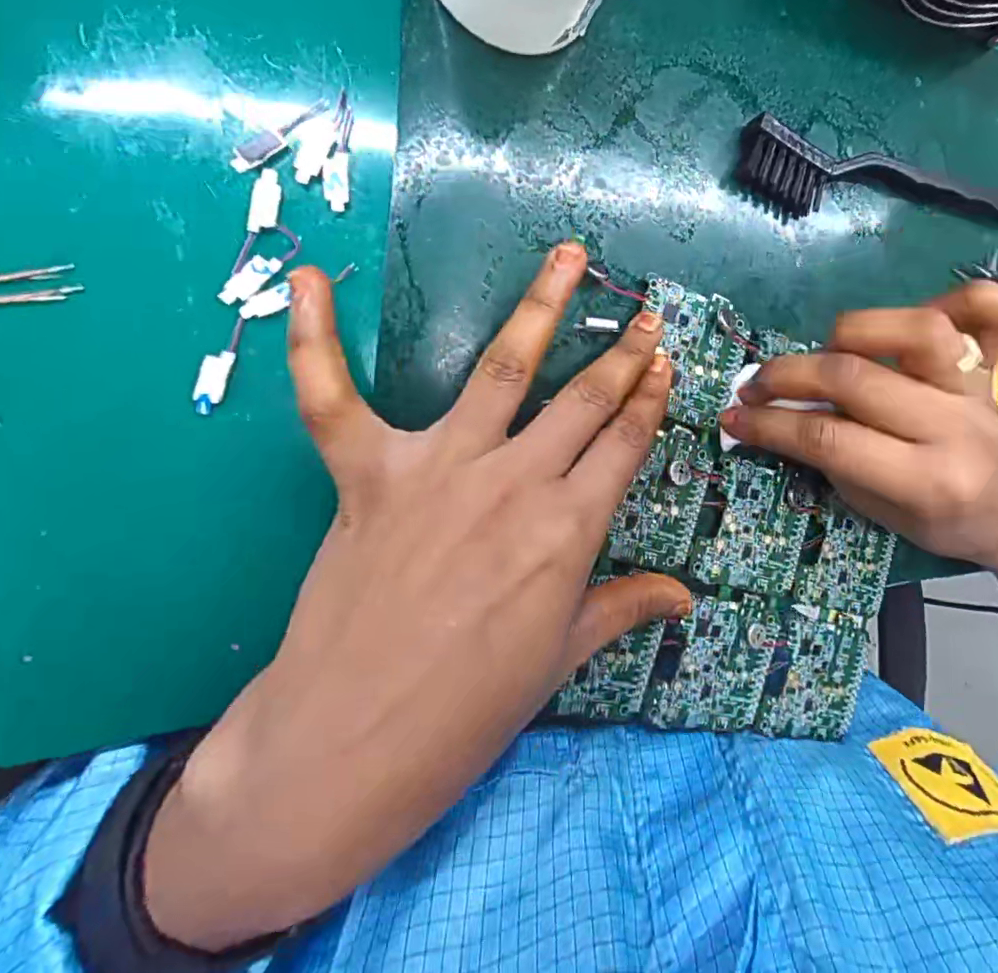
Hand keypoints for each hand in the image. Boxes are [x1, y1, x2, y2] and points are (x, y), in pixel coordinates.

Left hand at [145, 242, 690, 948]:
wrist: (354, 741)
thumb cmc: (470, 710)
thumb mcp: (559, 659)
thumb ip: (621, 608)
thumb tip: (684, 595)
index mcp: (569, 531)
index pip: (624, 445)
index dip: (650, 401)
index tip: (666, 364)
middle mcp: (514, 484)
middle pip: (583, 401)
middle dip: (622, 354)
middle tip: (646, 314)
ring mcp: (439, 469)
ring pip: (503, 370)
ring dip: (541, 307)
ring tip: (567, 256)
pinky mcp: (367, 474)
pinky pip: (333, 397)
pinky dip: (316, 340)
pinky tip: (313, 282)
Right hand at [720, 281, 997, 568]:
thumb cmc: (936, 522)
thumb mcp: (872, 507)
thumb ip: (828, 457)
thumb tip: (774, 413)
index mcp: (924, 480)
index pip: (830, 439)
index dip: (770, 424)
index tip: (733, 417)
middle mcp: (951, 427)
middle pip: (855, 378)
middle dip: (787, 376)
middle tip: (753, 386)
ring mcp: (971, 389)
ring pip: (913, 329)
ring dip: (848, 334)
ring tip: (821, 353)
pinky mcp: (980, 364)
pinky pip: (975, 306)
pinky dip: (942, 295)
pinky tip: (901, 316)